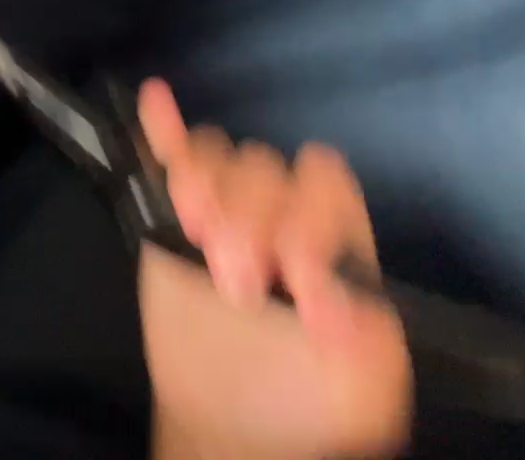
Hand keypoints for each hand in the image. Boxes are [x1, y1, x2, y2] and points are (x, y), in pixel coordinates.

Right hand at [137, 81, 410, 459]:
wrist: (233, 426)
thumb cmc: (306, 408)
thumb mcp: (361, 389)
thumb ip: (369, 338)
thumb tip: (338, 292)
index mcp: (335, 242)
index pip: (326, 185)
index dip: (309, 218)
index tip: (296, 282)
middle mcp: (279, 214)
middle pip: (263, 167)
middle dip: (249, 218)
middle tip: (238, 284)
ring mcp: (219, 211)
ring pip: (215, 156)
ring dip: (206, 184)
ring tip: (200, 234)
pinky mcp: (167, 218)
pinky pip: (166, 156)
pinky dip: (162, 127)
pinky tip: (156, 97)